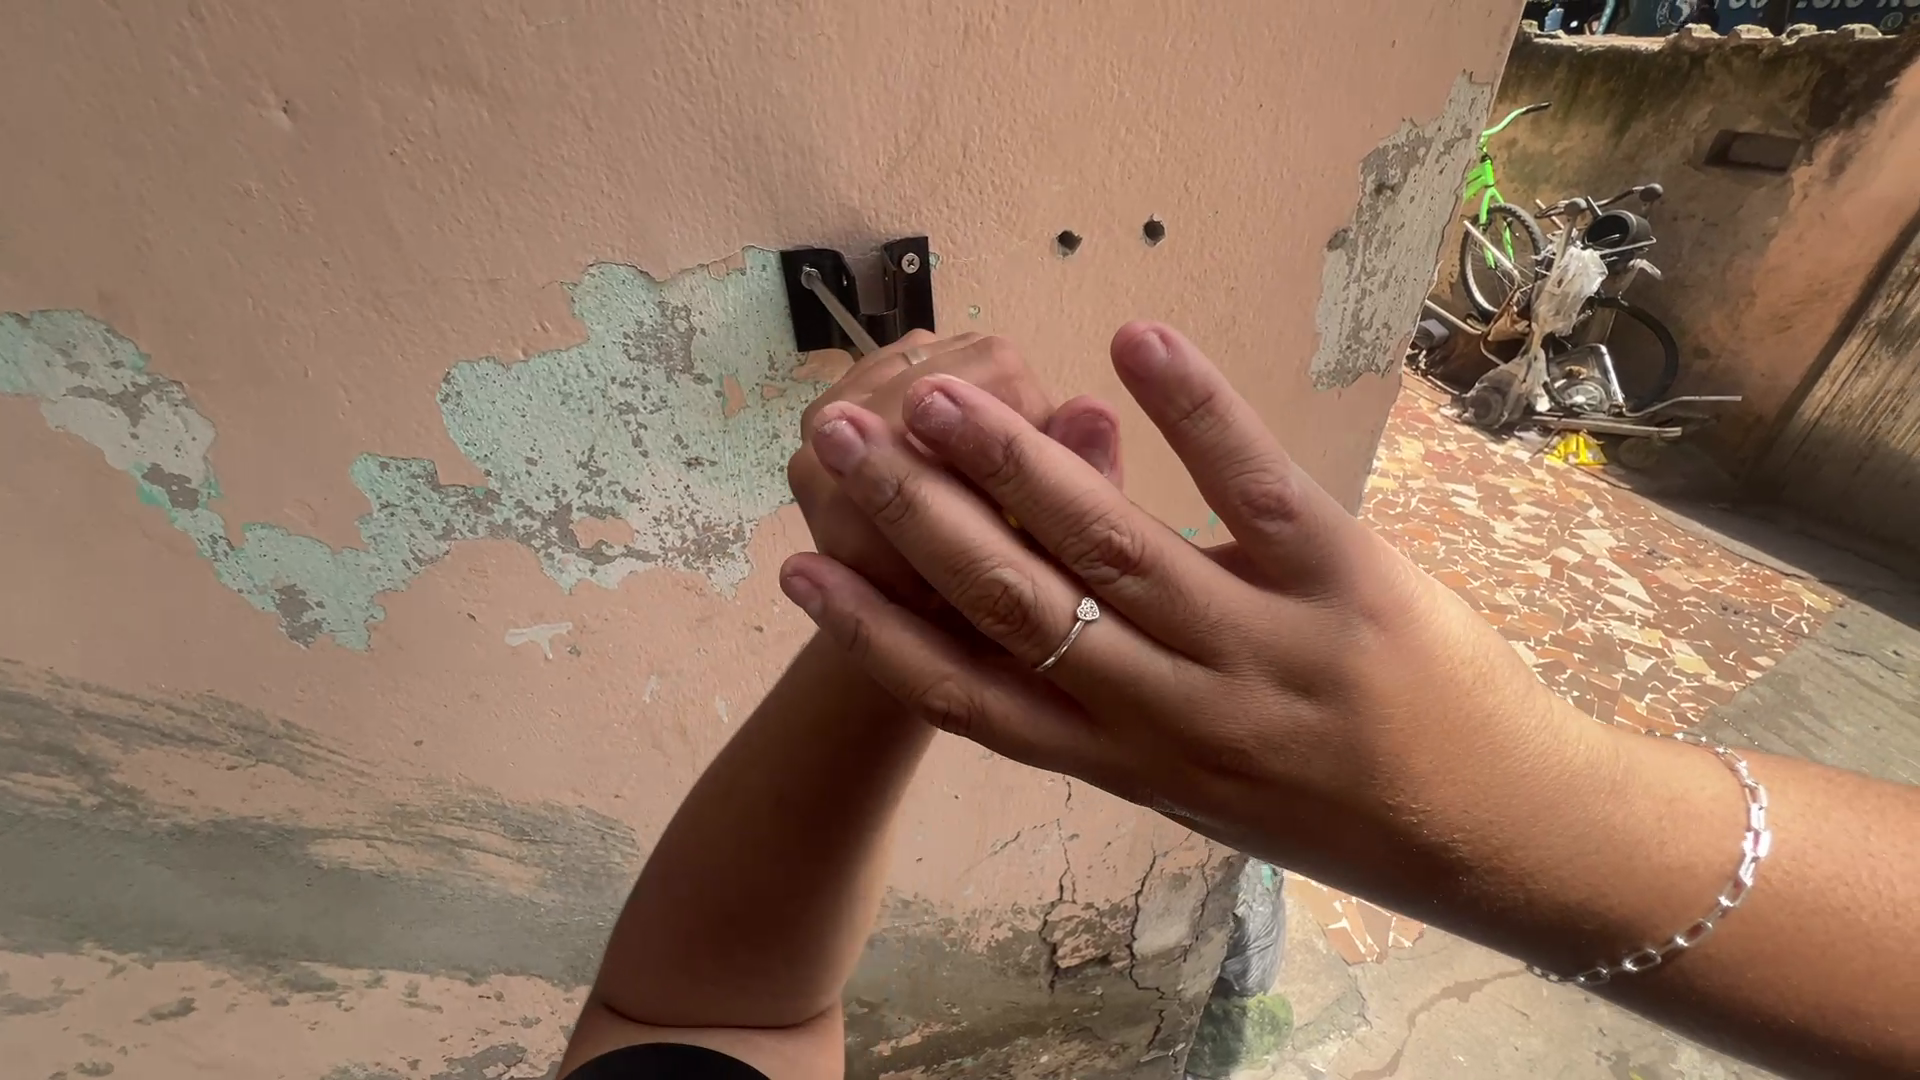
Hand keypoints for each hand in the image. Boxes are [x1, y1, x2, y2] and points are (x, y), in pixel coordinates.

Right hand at [777, 322, 1602, 906]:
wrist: (1500, 838)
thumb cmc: (1319, 801)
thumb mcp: (1184, 773)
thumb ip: (1100, 702)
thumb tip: (1017, 601)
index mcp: (1122, 759)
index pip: (968, 700)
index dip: (875, 635)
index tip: (800, 568)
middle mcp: (1170, 712)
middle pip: (1016, 608)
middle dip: (915, 520)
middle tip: (840, 443)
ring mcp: (1257, 647)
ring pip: (1111, 548)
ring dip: (1017, 465)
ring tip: (943, 397)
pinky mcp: (1345, 582)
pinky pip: (1254, 488)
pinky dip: (1192, 411)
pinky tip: (1132, 341)